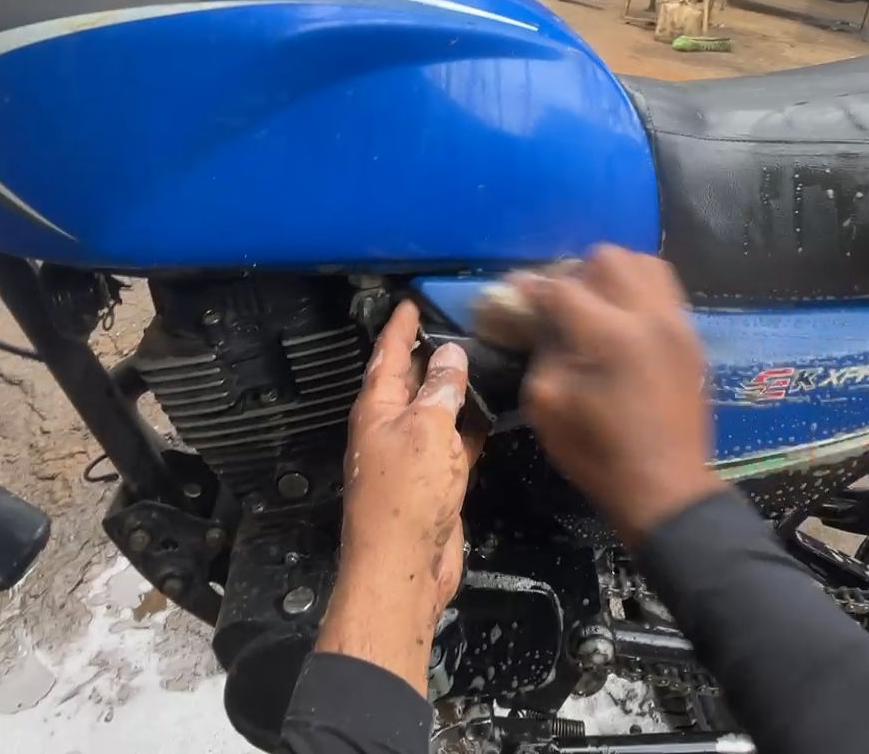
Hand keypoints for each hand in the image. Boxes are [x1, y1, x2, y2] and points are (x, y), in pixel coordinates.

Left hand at [316, 300, 480, 693]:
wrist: (406, 568)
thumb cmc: (406, 496)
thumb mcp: (426, 429)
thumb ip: (440, 389)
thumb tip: (450, 354)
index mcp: (377, 408)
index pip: (388, 353)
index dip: (401, 325)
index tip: (412, 300)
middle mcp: (391, 426)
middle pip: (411, 378)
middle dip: (429, 350)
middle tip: (456, 322)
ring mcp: (413, 453)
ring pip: (435, 408)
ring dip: (453, 386)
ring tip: (479, 358)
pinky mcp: (434, 479)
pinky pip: (453, 440)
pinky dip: (470, 424)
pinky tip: (491, 412)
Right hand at [512, 246, 725, 545]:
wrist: (667, 489)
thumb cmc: (598, 454)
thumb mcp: (548, 406)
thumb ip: (540, 350)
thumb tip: (535, 318)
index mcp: (609, 337)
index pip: (562, 288)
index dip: (532, 287)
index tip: (516, 292)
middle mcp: (649, 317)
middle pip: (608, 258)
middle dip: (576, 274)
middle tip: (562, 301)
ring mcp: (678, 324)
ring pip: (644, 263)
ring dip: (613, 275)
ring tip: (597, 303)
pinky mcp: (693, 337)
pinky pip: (666, 289)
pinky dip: (640, 290)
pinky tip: (624, 318)